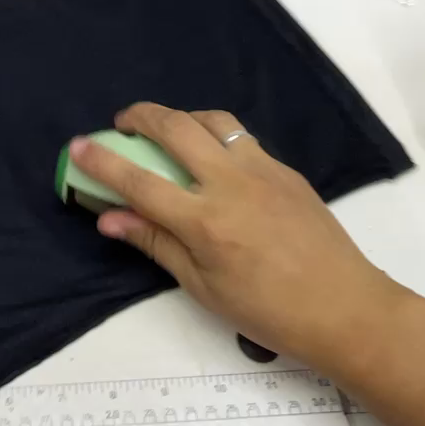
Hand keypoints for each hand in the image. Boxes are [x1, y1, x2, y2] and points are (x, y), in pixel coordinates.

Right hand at [68, 102, 414, 367]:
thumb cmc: (268, 310)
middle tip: (123, 122)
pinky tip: (213, 159)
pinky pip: (240, 138)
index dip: (102, 162)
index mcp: (204, 221)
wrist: (347, 308)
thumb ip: (154, 243)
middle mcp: (230, 183)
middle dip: (141, 115)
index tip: (77, 144)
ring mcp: (262, 170)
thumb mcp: (202, 287)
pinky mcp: (285, 169)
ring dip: (181, 117)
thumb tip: (109, 219)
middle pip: (175, 128)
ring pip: (212, 120)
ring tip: (168, 132)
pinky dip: (214, 135)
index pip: (139, 182)